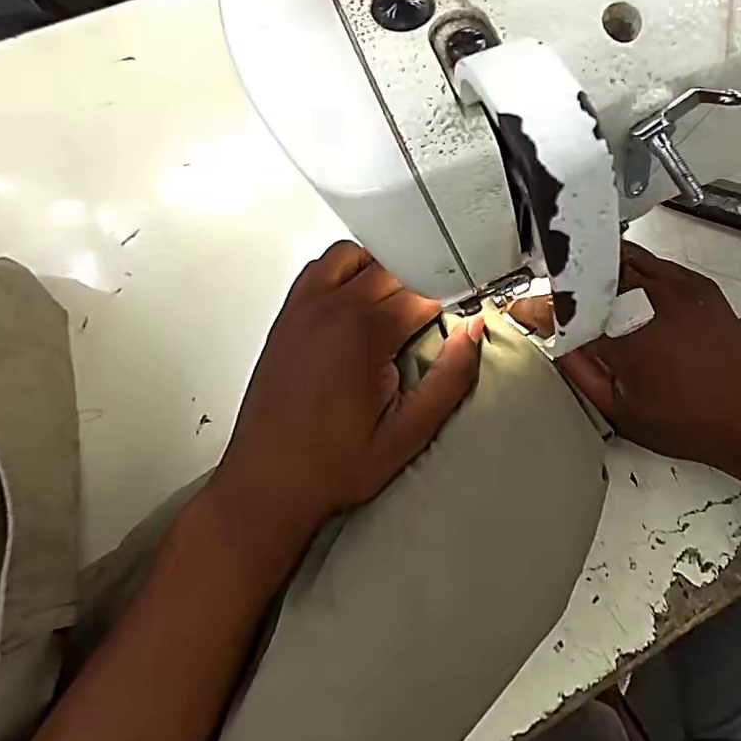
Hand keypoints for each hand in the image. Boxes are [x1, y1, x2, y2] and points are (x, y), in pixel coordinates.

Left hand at [210, 241, 483, 564]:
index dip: (452, 302)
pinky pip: (321, 268)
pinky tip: (361, 302)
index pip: (424, 291)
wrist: (268, 485)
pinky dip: (348, 271)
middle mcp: (329, 311)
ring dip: (385, 270)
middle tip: (434, 319)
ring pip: (357, 255)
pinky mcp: (287, 317)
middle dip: (423, 284)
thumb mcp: (411, 431)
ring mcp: (304, 310)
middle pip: (394, 266)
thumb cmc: (330, 465)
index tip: (460, 318)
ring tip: (400, 306)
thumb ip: (452, 377)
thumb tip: (472, 333)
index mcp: (363, 333)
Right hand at [514, 243, 740, 471]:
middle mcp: (652, 300)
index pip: (568, 305)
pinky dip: (636, 275)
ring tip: (602, 303)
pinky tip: (636, 302)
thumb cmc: (694, 421)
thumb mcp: (620, 410)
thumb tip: (557, 344)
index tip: (529, 312)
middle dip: (572, 283)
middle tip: (566, 306)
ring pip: (625, 258)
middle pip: (594, 269)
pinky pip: (656, 265)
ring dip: (603, 274)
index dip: (540, 306)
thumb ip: (579, 370)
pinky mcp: (699, 286)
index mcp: (626, 333)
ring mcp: (679, 288)